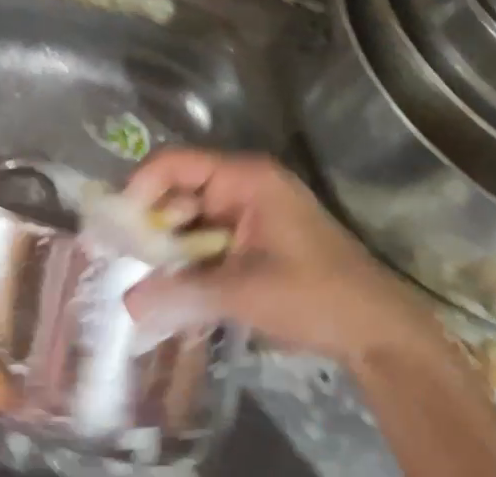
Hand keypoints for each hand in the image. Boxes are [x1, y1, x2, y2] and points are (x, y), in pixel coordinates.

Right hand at [122, 148, 442, 364]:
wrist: (379, 332)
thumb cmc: (315, 296)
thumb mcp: (242, 292)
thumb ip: (181, 293)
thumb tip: (126, 304)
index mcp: (246, 178)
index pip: (175, 163)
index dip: (141, 187)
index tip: (117, 225)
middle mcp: (245, 185)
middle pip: (180, 190)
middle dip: (150, 221)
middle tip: (119, 255)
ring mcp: (252, 211)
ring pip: (192, 217)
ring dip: (168, 244)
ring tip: (140, 274)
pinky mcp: (257, 238)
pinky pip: (209, 238)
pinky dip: (189, 258)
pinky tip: (171, 284)